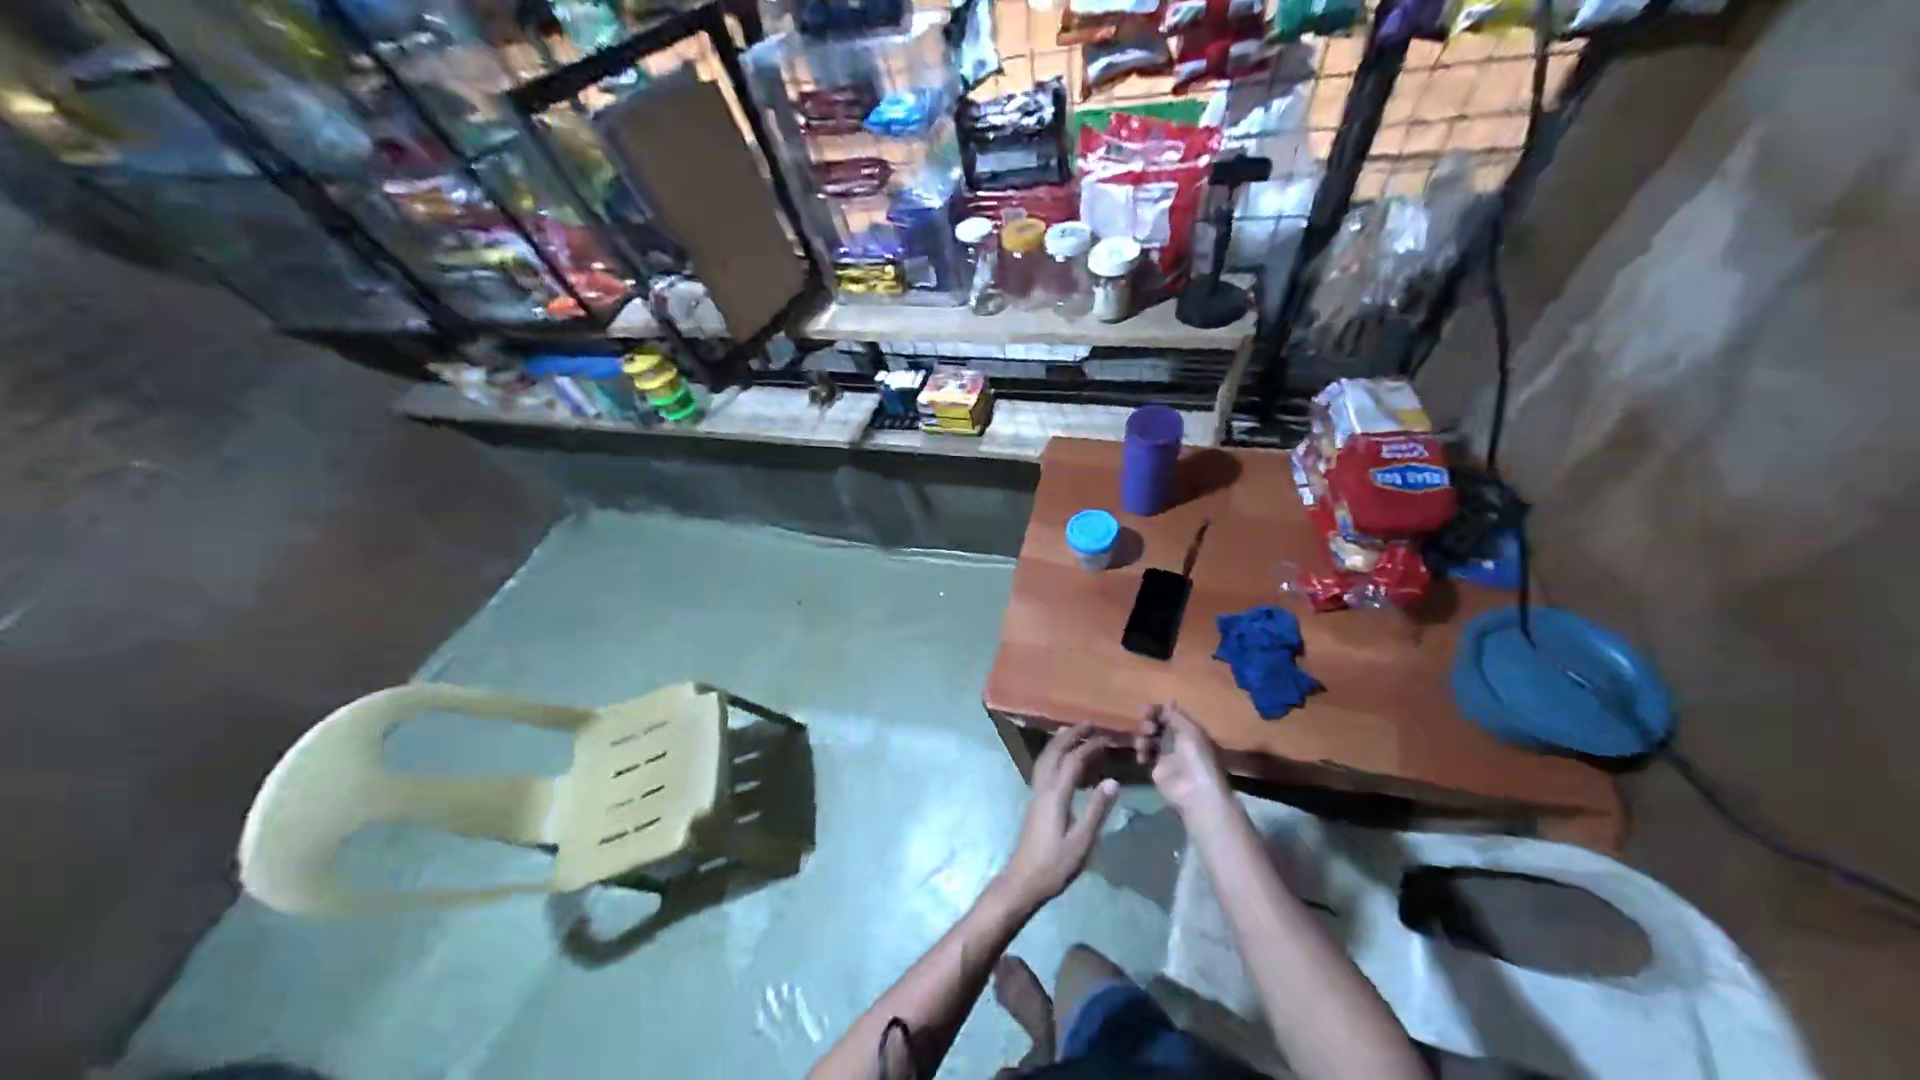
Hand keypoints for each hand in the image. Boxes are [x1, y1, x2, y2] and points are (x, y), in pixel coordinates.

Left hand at [996, 727, 1119, 909]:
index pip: (1073, 761)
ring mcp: (1036, 794)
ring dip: (1060, 742)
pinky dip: (1055, 755)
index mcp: (1056, 795)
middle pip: (1054, 752)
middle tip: (1089, 723)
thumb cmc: (1054, 865)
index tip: (1108, 737)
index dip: (1090, 746)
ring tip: (1075, 733)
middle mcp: (1043, 788)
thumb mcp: (1082, 842)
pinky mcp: (1036, 802)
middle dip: (1070, 734)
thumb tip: (1113, 781)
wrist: (1023, 881)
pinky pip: (1044, 768)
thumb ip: (1097, 811)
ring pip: (1045, 758)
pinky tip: (1065, 762)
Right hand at [1135, 703, 1230, 818]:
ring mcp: (1166, 753)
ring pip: (1148, 737)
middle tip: (1147, 726)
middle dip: (1148, 722)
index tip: (1146, 710)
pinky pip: (1145, 753)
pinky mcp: (1157, 767)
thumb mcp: (1189, 730)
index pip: (1169, 713)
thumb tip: (1168, 700)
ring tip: (1144, 743)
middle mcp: (1176, 739)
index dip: (1157, 710)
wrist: (1195, 790)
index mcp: (1187, 729)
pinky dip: (1141, 752)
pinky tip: (1142, 757)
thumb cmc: (1196, 756)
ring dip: (1143, 736)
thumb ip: (1175, 715)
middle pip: (1157, 724)